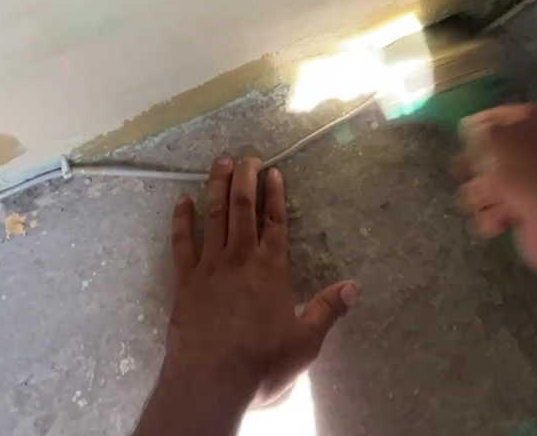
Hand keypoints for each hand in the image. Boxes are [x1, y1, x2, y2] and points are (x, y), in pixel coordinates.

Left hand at [163, 157, 357, 406]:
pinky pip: (182, 242)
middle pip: (243, 207)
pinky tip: (182, 199)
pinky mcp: (186, 279)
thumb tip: (355, 288)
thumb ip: (328, 310)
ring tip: (220, 162)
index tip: (273, 170)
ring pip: (214, 215)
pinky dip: (182, 219)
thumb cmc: (261, 363)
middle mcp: (241, 257)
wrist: (211, 381)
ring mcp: (211, 265)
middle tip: (247, 156)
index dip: (274, 193)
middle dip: (245, 177)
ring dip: (217, 185)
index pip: (274, 220)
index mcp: (270, 268)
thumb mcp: (305, 343)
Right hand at [455, 103, 536, 278]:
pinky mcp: (523, 212)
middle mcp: (530, 149)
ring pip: (485, 184)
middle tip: (464, 172)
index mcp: (529, 121)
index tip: (463, 139)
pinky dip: (489, 218)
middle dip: (473, 166)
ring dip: (478, 195)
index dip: (474, 127)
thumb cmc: (526, 172)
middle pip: (487, 153)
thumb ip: (477, 127)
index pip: (493, 116)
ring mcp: (527, 182)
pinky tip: (494, 222)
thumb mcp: (494, 137)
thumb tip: (467, 126)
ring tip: (486, 201)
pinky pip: (492, 211)